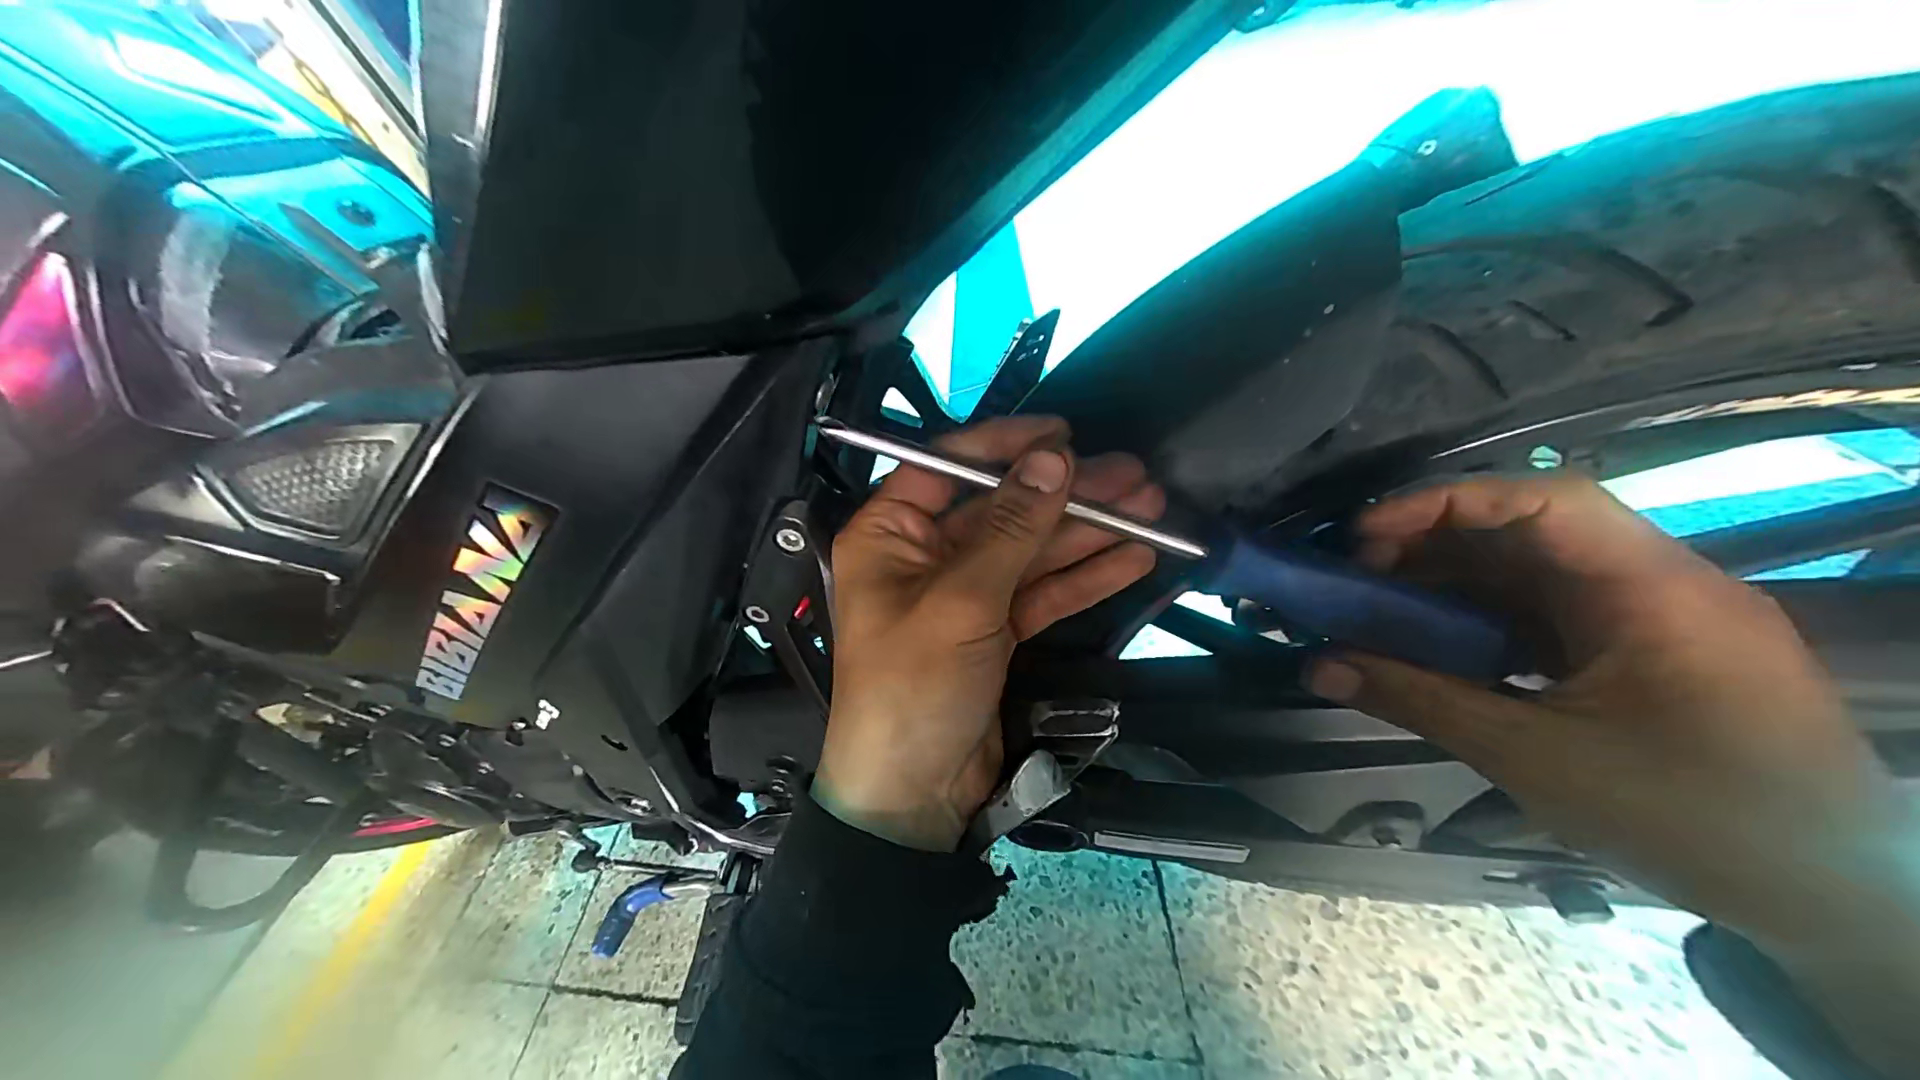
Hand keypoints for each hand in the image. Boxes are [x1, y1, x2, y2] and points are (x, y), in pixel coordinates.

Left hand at [815, 416, 1161, 851]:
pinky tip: (1133, 557)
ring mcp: (964, 594)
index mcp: (890, 534)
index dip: (1007, 446)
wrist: (914, 796)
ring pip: (1031, 550)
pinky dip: (1085, 576)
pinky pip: (1043, 592)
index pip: (949, 467)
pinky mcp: (996, 630)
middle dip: (1068, 494)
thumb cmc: (913, 689)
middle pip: (1004, 509)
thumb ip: (1010, 529)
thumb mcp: (961, 601)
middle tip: (1133, 475)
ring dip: (1089, 531)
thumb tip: (1054, 459)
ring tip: (1151, 508)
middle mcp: (924, 556)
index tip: (1064, 434)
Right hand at [1305, 472, 1919, 1071]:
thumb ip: (1417, 700)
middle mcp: (1655, 586)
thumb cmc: (1694, 819)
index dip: (1444, 503)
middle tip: (1354, 578)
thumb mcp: (1533, 757)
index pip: (1544, 501)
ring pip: (1529, 577)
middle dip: (1430, 548)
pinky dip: (1480, 625)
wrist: (1841, 905)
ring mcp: (1649, 621)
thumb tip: (1316, 668)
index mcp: (1653, 591)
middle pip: (1525, 534)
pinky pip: (1544, 618)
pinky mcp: (1640, 656)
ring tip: (1376, 613)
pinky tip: (1433, 650)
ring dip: (1449, 589)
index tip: (1365, 536)